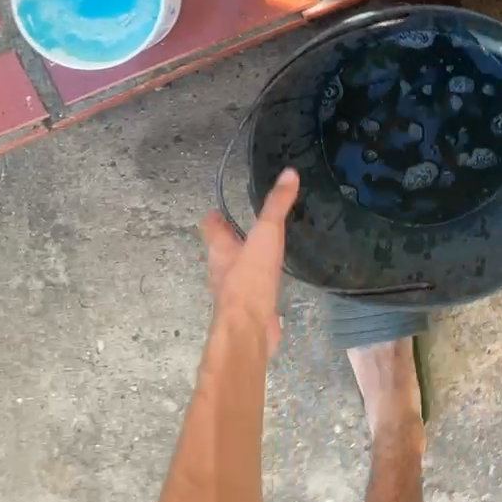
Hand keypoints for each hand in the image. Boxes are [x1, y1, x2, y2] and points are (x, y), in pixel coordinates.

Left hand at [200, 167, 299, 355]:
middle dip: (231, 237)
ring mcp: (234, 291)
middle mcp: (222, 269)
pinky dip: (260, 280)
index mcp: (220, 249)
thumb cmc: (251, 278)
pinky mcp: (249, 307)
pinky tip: (274, 279)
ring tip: (264, 249)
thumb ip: (277, 205)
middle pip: (222, 249)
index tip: (221, 207)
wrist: (249, 328)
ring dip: (246, 259)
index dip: (216, 216)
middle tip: (247, 225)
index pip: (212, 226)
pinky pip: (253, 288)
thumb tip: (289, 173)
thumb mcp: (266, 234)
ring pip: (236, 269)